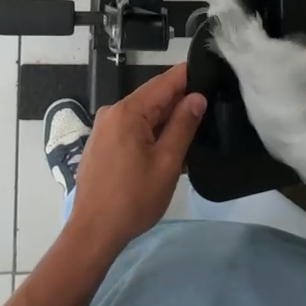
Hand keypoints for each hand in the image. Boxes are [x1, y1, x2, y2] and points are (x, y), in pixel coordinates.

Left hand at [65, 64, 206, 253]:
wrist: (93, 231)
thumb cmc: (133, 198)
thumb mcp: (166, 163)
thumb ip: (183, 126)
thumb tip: (197, 97)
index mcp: (128, 111)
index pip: (164, 82)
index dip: (188, 76)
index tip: (213, 74)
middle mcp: (113, 111)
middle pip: (152, 97)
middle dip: (179, 101)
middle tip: (210, 106)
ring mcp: (104, 127)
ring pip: (143, 114)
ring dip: (166, 120)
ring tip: (194, 128)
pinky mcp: (102, 143)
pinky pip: (131, 127)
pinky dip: (150, 132)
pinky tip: (166, 146)